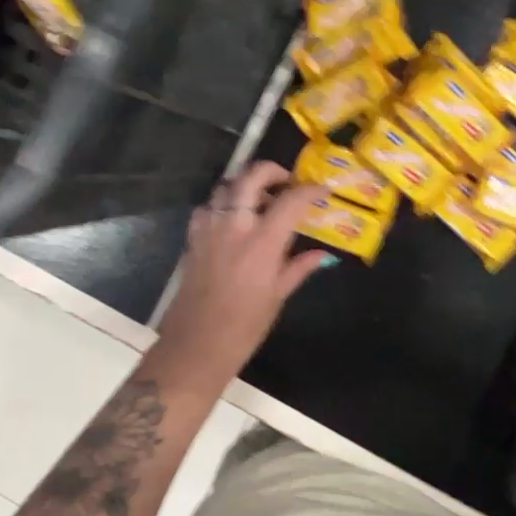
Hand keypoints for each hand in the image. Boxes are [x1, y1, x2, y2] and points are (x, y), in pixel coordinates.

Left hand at [150, 161, 334, 386]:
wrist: (197, 344)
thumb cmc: (244, 326)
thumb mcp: (277, 296)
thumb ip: (298, 268)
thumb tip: (322, 255)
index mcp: (262, 242)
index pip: (291, 200)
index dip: (310, 191)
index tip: (322, 191)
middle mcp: (234, 226)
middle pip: (251, 177)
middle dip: (271, 171)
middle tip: (285, 182)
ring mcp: (209, 229)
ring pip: (225, 187)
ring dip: (244, 186)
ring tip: (259, 201)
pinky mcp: (193, 238)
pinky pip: (207, 208)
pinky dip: (221, 205)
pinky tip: (231, 222)